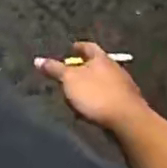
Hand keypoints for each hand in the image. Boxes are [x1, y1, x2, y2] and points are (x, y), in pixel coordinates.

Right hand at [35, 42, 154, 133]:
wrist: (129, 120)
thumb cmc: (96, 94)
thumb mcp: (69, 80)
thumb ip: (54, 69)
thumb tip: (38, 59)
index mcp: (101, 58)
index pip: (88, 47)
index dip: (78, 47)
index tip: (71, 48)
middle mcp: (115, 68)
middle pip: (98, 63)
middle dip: (85, 67)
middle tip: (71, 72)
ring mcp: (124, 85)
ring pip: (105, 79)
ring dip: (93, 83)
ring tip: (80, 91)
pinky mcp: (128, 102)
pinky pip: (110, 94)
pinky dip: (100, 96)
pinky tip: (93, 105)